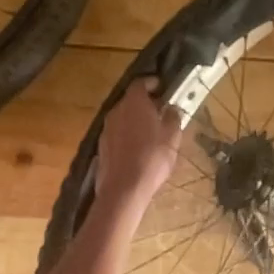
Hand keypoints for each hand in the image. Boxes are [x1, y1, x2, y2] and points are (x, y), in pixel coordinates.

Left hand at [95, 78, 182, 209]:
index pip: (141, 82)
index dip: (153, 83)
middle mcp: (117, 110)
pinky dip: (127, 135)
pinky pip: (117, 133)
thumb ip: (173, 116)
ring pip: (123, 116)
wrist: (122, 190)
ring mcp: (106, 128)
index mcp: (134, 102)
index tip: (163, 89)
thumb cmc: (151, 158)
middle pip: (131, 99)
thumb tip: (171, 108)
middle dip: (145, 103)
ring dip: (135, 120)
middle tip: (160, 112)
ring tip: (150, 133)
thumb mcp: (172, 136)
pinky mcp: (101, 146)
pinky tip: (137, 149)